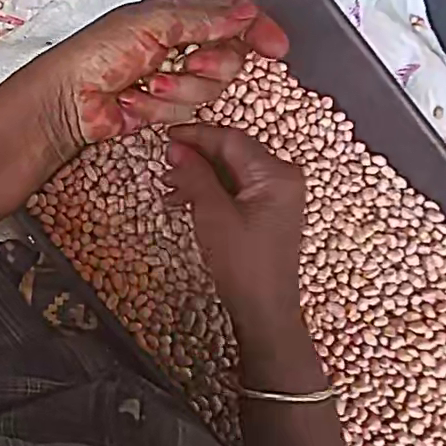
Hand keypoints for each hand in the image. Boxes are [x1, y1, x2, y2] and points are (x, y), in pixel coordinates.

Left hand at [40, 0, 289, 152]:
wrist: (69, 97)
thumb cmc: (100, 52)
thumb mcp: (154, 23)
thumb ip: (203, 19)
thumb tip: (246, 12)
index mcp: (181, 16)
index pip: (234, 20)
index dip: (258, 32)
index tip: (277, 47)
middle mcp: (182, 46)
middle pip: (228, 62)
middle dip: (207, 68)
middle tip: (182, 65)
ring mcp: (173, 80)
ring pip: (207, 92)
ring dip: (176, 92)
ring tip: (145, 85)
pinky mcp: (163, 110)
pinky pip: (183, 113)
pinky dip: (157, 109)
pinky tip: (133, 103)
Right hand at [162, 124, 306, 340]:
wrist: (264, 310)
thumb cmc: (242, 263)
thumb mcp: (213, 214)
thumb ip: (195, 175)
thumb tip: (175, 147)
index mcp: (276, 173)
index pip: (231, 139)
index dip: (196, 135)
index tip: (165, 137)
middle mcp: (281, 178)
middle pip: (232, 154)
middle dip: (195, 158)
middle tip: (164, 165)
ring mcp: (275, 196)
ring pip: (230, 172)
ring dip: (199, 176)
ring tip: (168, 188)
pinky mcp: (266, 212)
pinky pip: (234, 190)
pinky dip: (209, 192)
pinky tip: (184, 201)